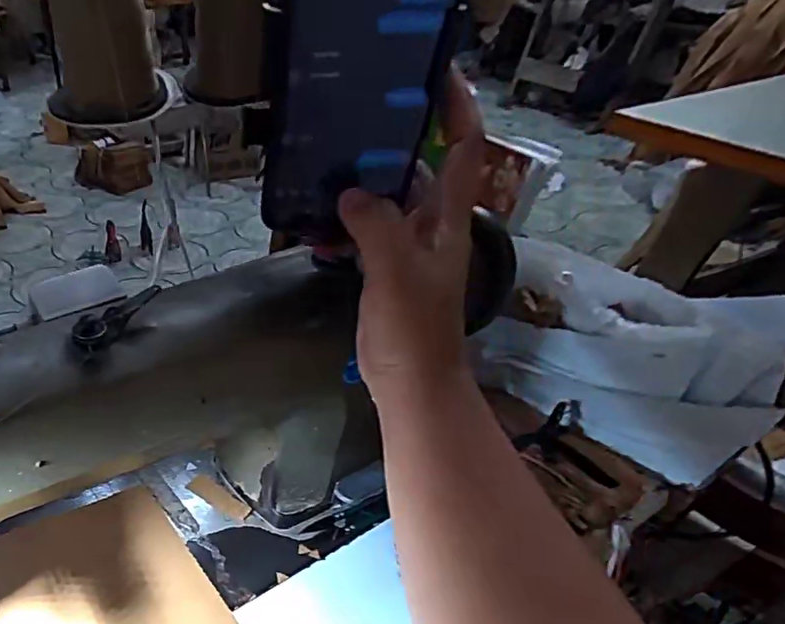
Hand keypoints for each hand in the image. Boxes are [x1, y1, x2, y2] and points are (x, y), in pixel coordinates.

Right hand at [337, 67, 487, 403]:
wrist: (412, 388)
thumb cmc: (413, 332)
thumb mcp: (395, 272)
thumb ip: (375, 226)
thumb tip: (350, 194)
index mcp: (447, 223)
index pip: (464, 151)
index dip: (457, 109)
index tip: (436, 75)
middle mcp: (432, 232)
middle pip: (418, 174)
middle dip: (393, 146)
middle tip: (354, 122)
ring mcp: (408, 257)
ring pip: (387, 208)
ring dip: (362, 191)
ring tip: (326, 171)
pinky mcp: (386, 280)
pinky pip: (367, 241)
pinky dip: (347, 232)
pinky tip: (319, 230)